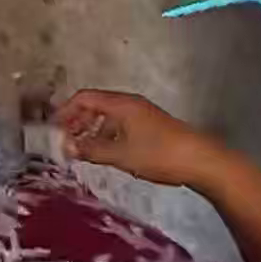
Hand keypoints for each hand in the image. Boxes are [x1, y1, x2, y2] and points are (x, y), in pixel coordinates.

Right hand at [58, 89, 240, 189]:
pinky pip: (121, 123)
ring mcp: (142, 113)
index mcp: (119, 103)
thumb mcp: (121, 155)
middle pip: (95, 104)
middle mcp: (129, 103)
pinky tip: (108, 151)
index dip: (66, 110)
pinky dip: (108, 133)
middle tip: (65, 136)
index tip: (54, 126)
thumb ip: (91, 150)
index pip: (84, 98)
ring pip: (108, 115)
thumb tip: (66, 147)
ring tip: (83, 146)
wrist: (206, 163)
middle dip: (77, 119)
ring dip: (92, 128)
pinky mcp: (152, 126)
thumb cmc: (159, 154)